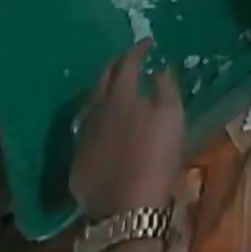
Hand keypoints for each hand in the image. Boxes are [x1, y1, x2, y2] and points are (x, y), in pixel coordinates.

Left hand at [70, 41, 183, 218]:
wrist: (126, 208)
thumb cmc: (155, 155)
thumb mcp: (172, 115)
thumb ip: (166, 87)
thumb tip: (159, 69)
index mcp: (121, 94)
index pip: (127, 62)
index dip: (138, 50)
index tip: (149, 43)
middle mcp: (97, 108)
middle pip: (103, 78)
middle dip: (116, 65)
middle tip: (129, 60)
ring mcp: (84, 135)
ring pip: (91, 103)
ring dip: (104, 91)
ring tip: (115, 90)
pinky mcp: (78, 160)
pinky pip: (87, 129)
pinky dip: (98, 118)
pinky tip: (105, 126)